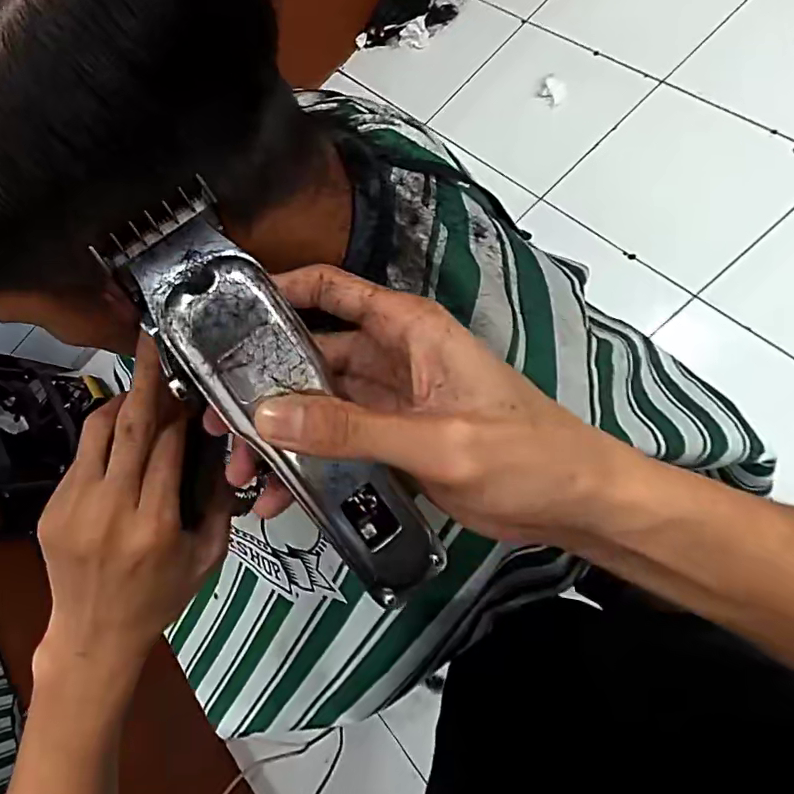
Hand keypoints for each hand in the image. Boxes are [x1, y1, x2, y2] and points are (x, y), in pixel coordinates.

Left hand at [35, 331, 232, 682]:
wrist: (92, 635)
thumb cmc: (158, 599)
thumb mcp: (206, 559)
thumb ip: (218, 504)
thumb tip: (219, 449)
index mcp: (155, 525)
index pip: (168, 446)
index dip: (179, 411)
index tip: (187, 389)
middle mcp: (112, 510)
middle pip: (130, 427)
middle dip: (144, 379)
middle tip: (151, 342)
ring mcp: (74, 507)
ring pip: (98, 430)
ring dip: (120, 401)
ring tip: (138, 391)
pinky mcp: (53, 508)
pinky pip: (82, 455)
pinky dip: (102, 436)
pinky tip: (119, 438)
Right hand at [250, 265, 640, 545]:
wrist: (575, 504)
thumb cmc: (525, 454)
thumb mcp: (437, 440)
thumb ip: (351, 428)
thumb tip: (269, 416)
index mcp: (407, 328)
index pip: (330, 289)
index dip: (278, 290)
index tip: (228, 311)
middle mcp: (390, 355)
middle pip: (310, 354)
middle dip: (262, 384)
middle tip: (219, 419)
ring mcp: (386, 398)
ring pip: (314, 403)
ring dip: (278, 432)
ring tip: (242, 467)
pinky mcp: (388, 436)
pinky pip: (333, 441)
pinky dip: (306, 462)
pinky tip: (281, 492)